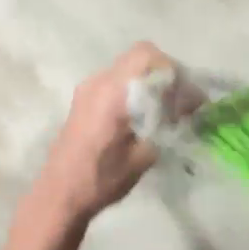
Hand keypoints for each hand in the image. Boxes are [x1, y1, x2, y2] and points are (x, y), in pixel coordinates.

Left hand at [31, 42, 200, 224]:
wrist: (60, 194)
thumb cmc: (103, 177)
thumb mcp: (145, 154)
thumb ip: (167, 122)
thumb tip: (188, 106)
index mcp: (111, 91)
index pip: (147, 55)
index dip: (173, 70)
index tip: (187, 96)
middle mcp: (97, 82)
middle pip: (138, 58)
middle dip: (164, 75)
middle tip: (182, 102)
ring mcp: (86, 89)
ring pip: (127, 70)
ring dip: (149, 83)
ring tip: (165, 111)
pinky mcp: (83, 101)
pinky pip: (114, 83)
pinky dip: (134, 91)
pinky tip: (143, 117)